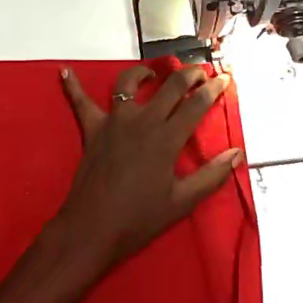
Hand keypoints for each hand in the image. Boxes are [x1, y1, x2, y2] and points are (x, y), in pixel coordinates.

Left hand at [53, 65, 241, 273]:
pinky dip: (73, 87)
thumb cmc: (139, 219)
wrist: (91, 230)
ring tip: (152, 73)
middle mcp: (143, 121)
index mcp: (167, 138)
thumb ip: (212, 176)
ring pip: (129, 84)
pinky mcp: (93, 130)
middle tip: (200, 71)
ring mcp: (115, 122)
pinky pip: (80, 103)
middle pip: (170, 85)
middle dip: (189, 73)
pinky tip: (64, 72)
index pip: (196, 104)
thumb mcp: (182, 202)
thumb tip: (238, 154)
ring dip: (143, 72)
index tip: (224, 78)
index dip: (213, 88)